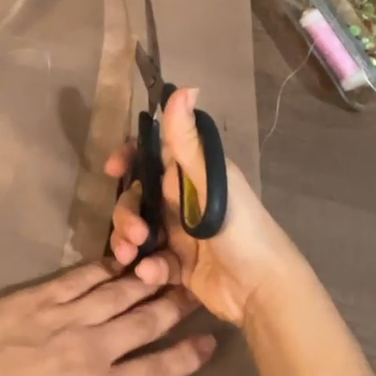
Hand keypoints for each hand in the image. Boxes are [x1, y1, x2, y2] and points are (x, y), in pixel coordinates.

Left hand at [0, 261, 215, 375]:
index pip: (156, 368)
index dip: (187, 355)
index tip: (212, 340)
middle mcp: (91, 346)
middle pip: (143, 321)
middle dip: (174, 305)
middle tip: (197, 289)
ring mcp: (64, 316)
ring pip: (115, 293)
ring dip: (145, 280)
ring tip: (168, 267)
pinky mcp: (38, 296)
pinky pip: (78, 277)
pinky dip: (102, 268)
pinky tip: (118, 261)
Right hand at [107, 87, 303, 326]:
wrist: (262, 289)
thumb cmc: (240, 227)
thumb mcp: (210, 179)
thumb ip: (187, 139)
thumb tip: (185, 86)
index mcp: (192, 174)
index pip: (151, 155)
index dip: (129, 158)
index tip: (113, 169)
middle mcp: (183, 200)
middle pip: (136, 198)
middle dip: (126, 214)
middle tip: (136, 234)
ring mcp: (179, 235)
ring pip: (137, 230)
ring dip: (127, 241)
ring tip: (133, 257)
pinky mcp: (180, 266)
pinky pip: (151, 261)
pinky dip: (148, 268)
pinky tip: (153, 274)